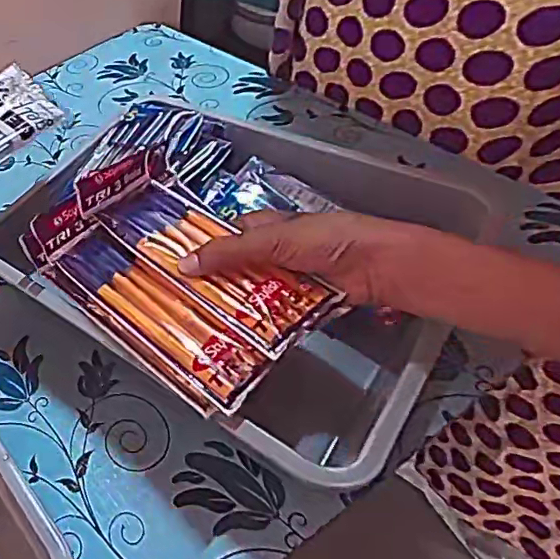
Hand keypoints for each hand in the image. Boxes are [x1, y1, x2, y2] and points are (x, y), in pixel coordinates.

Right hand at [177, 210, 461, 312]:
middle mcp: (276, 250)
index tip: (178, 267)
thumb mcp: (272, 241)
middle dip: (216, 283)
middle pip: (237, 268)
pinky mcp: (305, 300)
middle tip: (187, 302)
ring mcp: (290, 276)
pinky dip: (262, 320)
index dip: (203, 249)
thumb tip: (186, 262)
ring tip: (208, 322)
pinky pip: (275, 311)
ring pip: (254, 291)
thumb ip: (229, 252)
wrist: (381, 267)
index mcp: (266, 226)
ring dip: (238, 305)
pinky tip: (242, 332)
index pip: (225, 235)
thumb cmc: (332, 239)